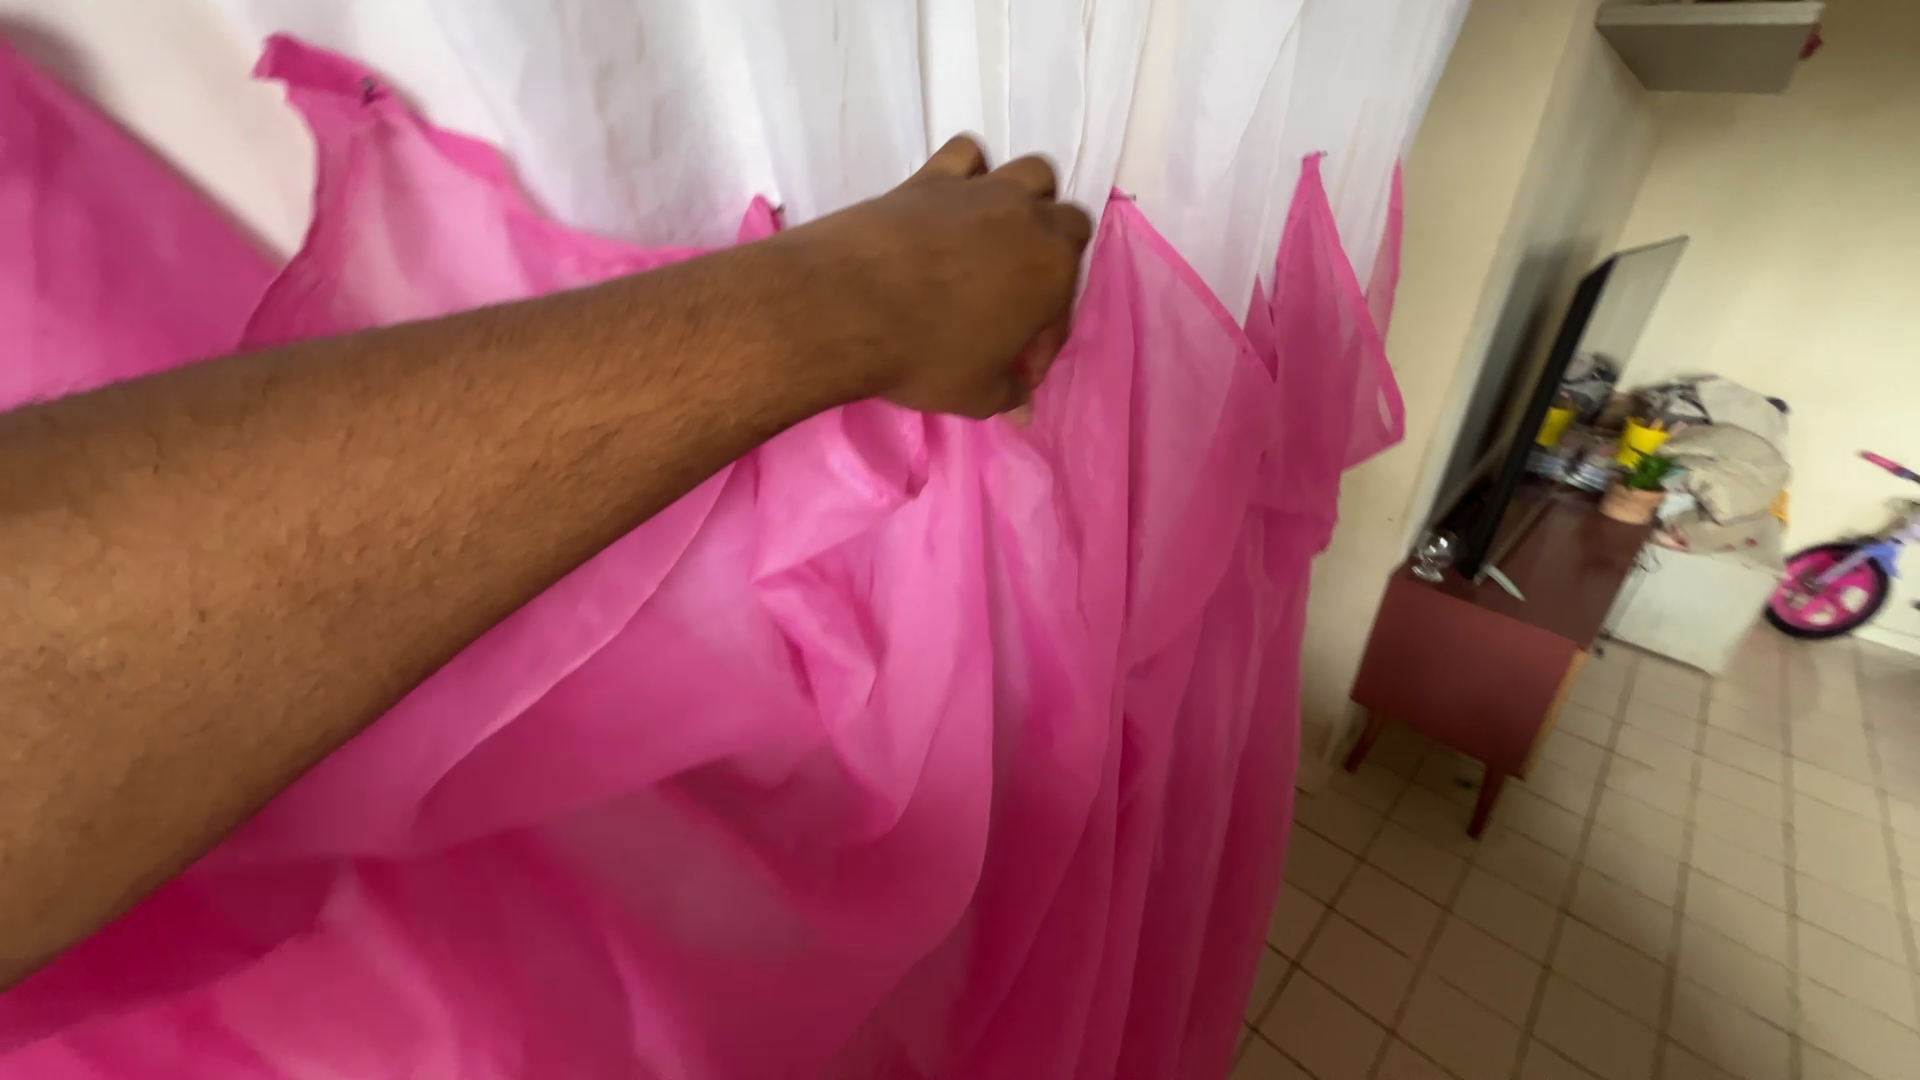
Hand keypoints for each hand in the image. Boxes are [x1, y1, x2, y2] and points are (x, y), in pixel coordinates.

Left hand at [774, 135, 1094, 417]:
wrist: (847, 309)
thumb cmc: (926, 357)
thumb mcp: (979, 394)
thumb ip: (1010, 395)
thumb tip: (1023, 408)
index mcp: (1053, 272)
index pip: (1061, 312)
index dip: (1042, 347)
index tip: (1017, 372)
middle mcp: (1029, 220)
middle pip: (1068, 227)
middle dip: (1052, 265)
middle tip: (1018, 303)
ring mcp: (981, 190)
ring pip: (1032, 176)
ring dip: (1028, 206)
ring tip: (1000, 244)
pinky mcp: (933, 176)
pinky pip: (967, 156)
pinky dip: (970, 175)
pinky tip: (956, 206)